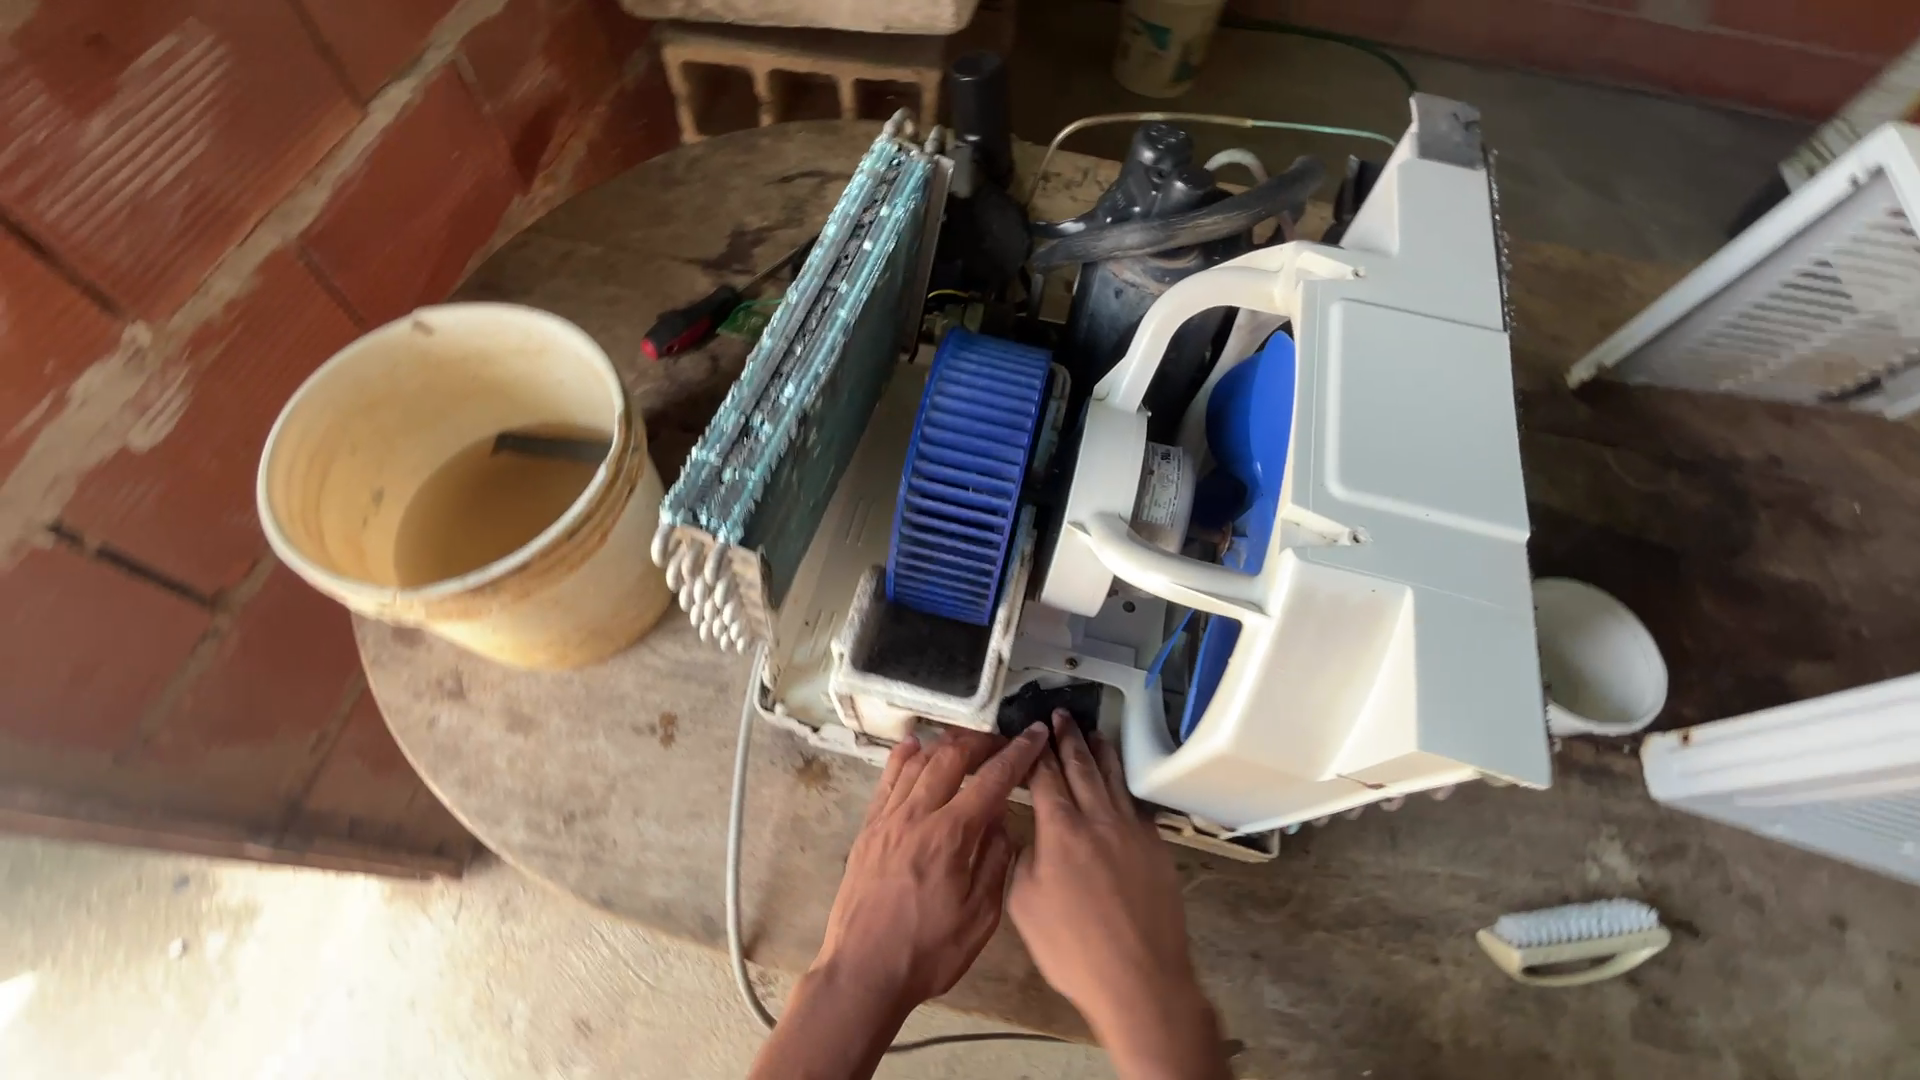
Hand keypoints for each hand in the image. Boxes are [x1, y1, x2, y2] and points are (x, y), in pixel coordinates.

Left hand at [813, 724, 1049, 1003]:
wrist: (863, 973)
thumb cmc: (928, 952)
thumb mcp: (980, 917)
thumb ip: (995, 860)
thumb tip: (1001, 818)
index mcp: (950, 836)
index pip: (991, 780)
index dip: (1017, 753)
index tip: (1035, 735)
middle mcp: (916, 815)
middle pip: (952, 756)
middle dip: (982, 741)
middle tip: (1002, 741)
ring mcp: (887, 818)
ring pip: (919, 761)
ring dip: (946, 745)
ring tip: (967, 743)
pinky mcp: (867, 828)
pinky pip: (887, 779)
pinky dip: (904, 756)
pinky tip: (915, 746)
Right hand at [1010, 710, 1227, 1079]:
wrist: (1140, 979)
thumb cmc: (1072, 949)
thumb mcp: (1024, 904)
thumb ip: (1024, 858)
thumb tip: (1036, 837)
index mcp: (1060, 829)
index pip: (1046, 776)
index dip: (1037, 750)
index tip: (1032, 729)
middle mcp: (1098, 817)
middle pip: (1081, 766)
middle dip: (1068, 738)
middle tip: (1061, 715)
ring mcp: (1132, 829)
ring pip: (1113, 778)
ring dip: (1100, 752)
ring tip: (1092, 731)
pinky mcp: (1156, 846)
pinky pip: (1135, 805)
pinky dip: (1123, 786)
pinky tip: (1120, 783)